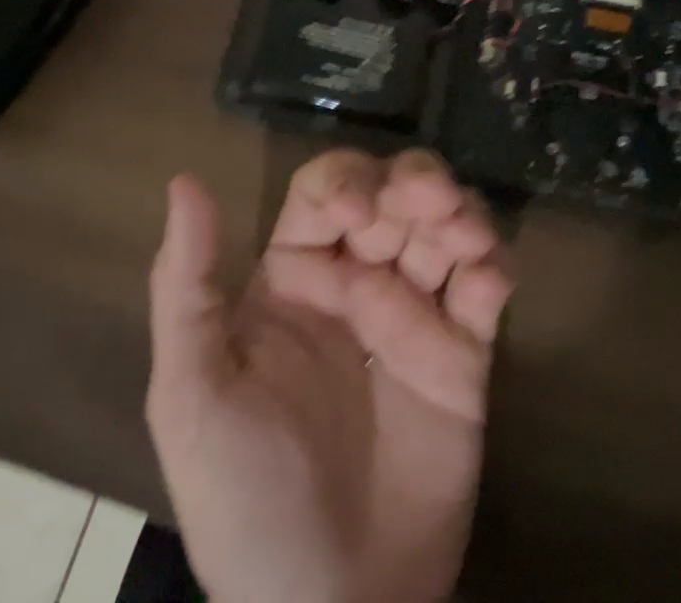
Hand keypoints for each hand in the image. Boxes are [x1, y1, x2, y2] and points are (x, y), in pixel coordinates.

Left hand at [146, 149, 513, 602]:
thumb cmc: (244, 499)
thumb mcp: (191, 395)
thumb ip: (184, 287)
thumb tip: (185, 180)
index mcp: (291, 282)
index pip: (322, 196)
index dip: (344, 182)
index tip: (358, 211)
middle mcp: (355, 288)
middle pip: (393, 201)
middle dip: (415, 185)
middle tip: (429, 204)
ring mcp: (413, 322)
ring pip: (445, 234)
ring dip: (461, 215)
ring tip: (464, 237)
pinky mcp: (463, 362)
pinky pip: (485, 296)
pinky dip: (495, 271)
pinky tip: (489, 283)